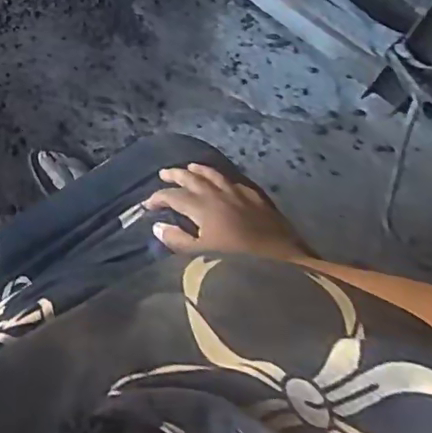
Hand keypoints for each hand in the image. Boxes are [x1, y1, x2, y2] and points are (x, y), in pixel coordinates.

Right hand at [144, 163, 311, 260]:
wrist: (283, 264)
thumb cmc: (239, 264)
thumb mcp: (203, 256)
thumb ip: (178, 240)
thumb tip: (158, 225)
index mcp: (202, 207)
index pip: (173, 196)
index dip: (158, 198)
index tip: (148, 204)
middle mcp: (218, 193)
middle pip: (191, 178)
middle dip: (175, 175)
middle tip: (163, 173)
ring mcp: (239, 193)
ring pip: (214, 174)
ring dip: (198, 170)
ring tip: (189, 167)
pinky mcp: (257, 198)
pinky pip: (234, 180)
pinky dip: (222, 177)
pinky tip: (223, 180)